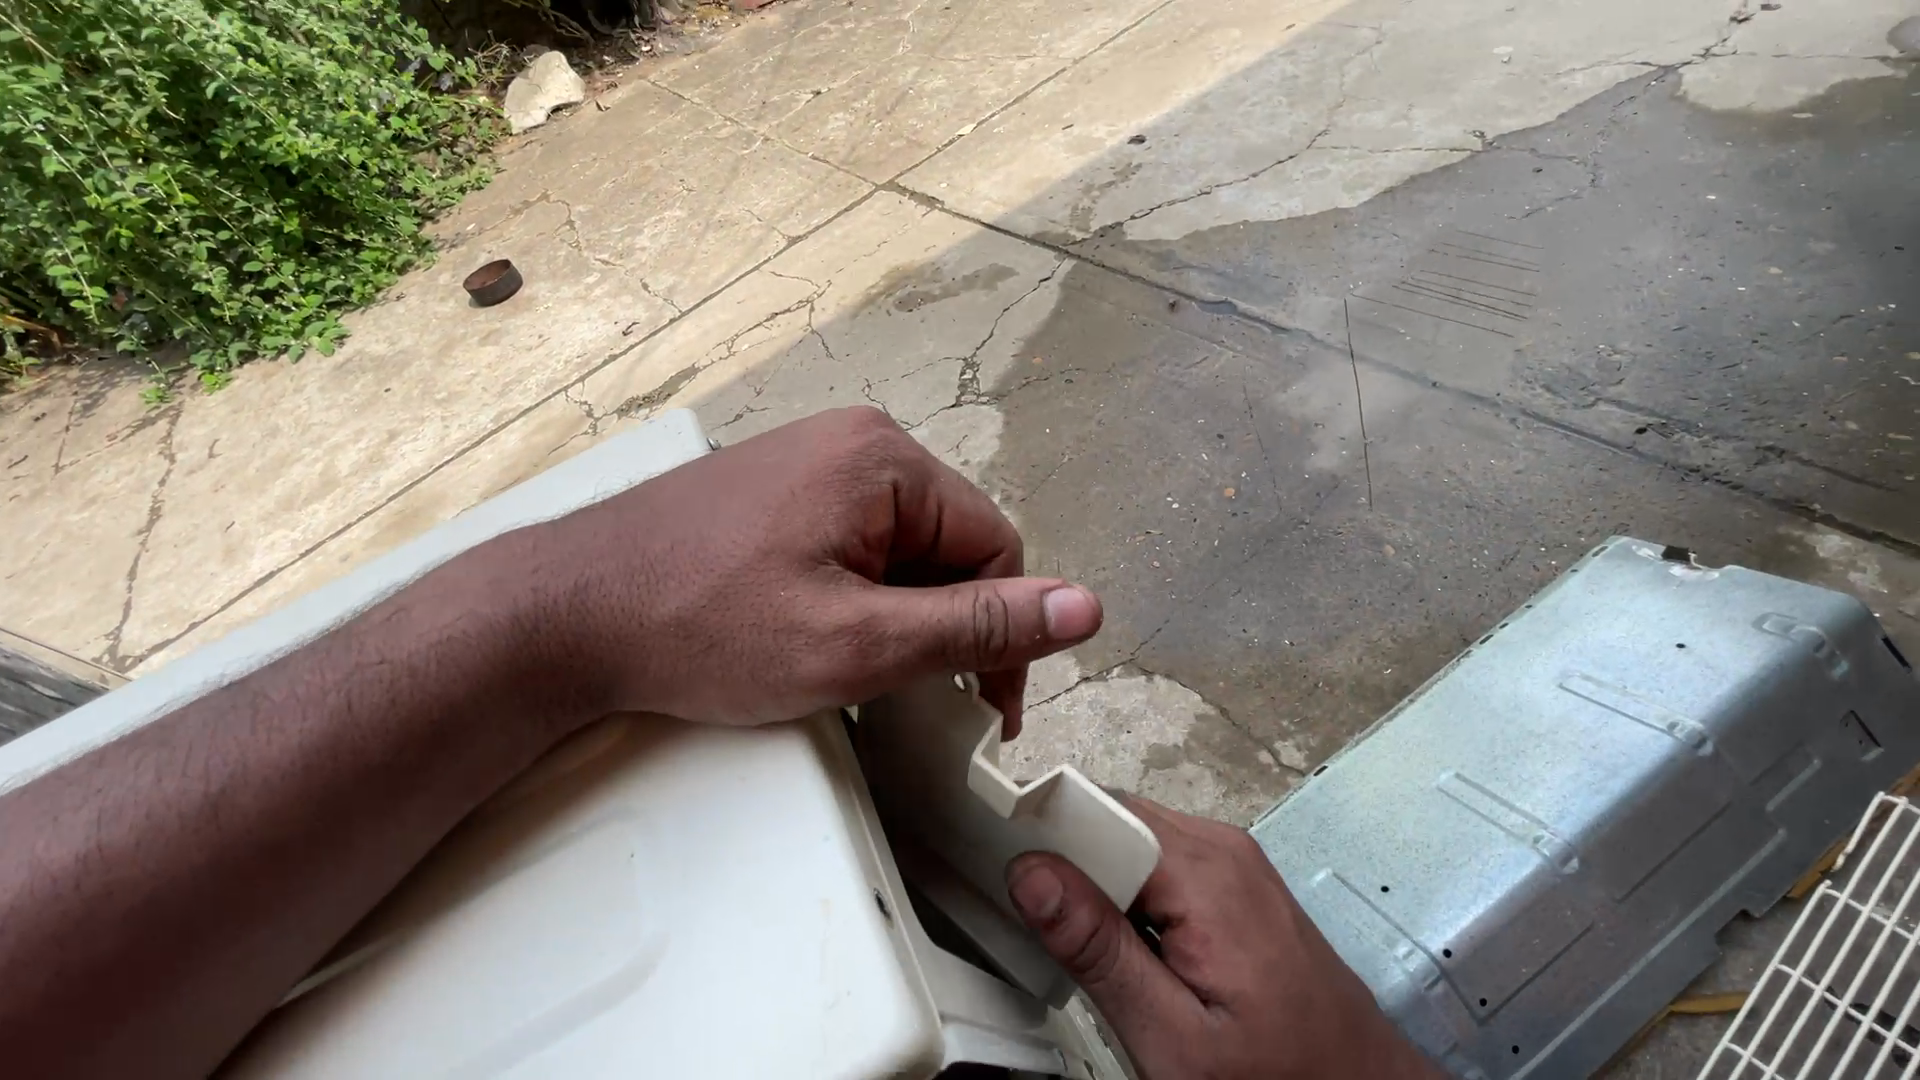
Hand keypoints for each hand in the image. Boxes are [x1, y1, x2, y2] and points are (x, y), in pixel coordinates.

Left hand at [511, 406, 1101, 731]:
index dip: (1001, 631)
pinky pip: (855, 539)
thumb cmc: (705, 630)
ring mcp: (810, 458)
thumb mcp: (856, 645)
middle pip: (947, 542)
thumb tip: (1088, 607)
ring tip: (850, 662)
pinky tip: (816, 627)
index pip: (994, 545)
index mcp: (884, 459)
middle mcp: (855, 440)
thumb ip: (976, 626)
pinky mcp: (779, 485)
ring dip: (899, 610)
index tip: (982, 707)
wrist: (561, 614)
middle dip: (941, 620)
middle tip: (902, 690)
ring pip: (903, 546)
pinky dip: (859, 591)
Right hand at [1006, 797, 1441, 1079]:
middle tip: (1056, 934)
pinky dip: (1131, 890)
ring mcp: (1230, 859)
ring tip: (1095, 947)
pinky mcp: (1233, 878)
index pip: (1096, 814)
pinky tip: (1132, 943)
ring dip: (1100, 881)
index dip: (1047, 841)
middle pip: (1111, 820)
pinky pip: (1160, 860)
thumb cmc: (1281, 1077)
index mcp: (1203, 872)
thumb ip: (1099, 951)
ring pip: (1131, 839)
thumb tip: (1032, 874)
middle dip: (1071, 865)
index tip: (1014, 883)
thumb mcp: (1175, 1037)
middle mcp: (1218, 846)